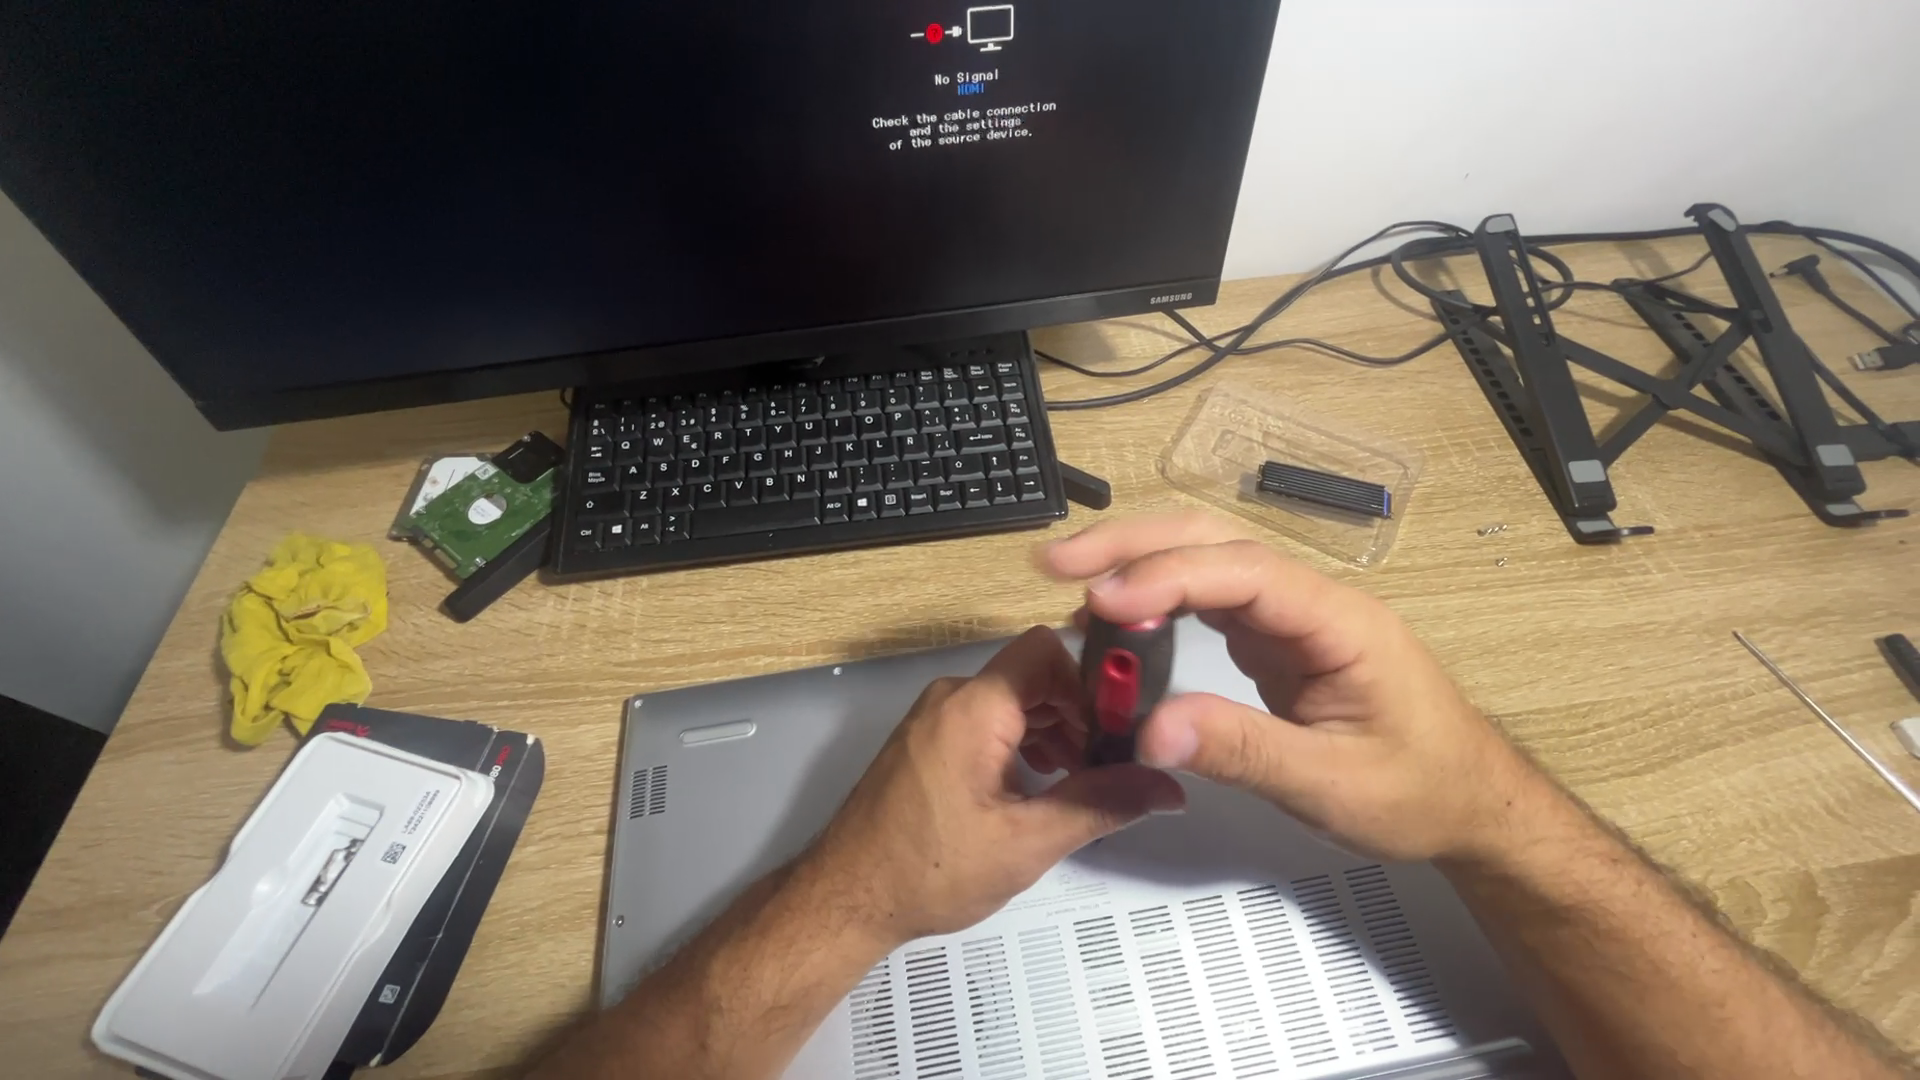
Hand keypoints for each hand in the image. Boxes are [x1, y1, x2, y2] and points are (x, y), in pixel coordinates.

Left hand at [803, 626, 1185, 947]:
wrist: (847, 897)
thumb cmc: (927, 871)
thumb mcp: (1026, 843)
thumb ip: (1099, 805)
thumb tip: (1163, 787)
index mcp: (974, 708)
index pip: (1046, 651)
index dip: (1089, 682)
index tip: (1117, 728)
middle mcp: (952, 698)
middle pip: (1034, 676)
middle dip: (1078, 713)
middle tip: (1108, 764)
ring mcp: (936, 716)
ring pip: (1013, 699)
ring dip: (1052, 730)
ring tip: (1077, 780)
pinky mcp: (930, 737)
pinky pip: (988, 718)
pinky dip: (1022, 741)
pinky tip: (1038, 783)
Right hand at [1041, 513, 1540, 862]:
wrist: (1465, 799)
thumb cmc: (1419, 789)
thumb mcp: (1332, 784)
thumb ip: (1243, 751)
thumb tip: (1151, 729)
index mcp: (1338, 620)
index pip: (1243, 571)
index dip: (1168, 577)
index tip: (1102, 602)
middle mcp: (1306, 600)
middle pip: (1211, 539)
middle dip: (1131, 543)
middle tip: (1058, 564)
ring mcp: (1284, 612)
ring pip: (1200, 558)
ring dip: (1132, 560)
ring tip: (1069, 580)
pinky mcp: (1266, 633)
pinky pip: (1199, 596)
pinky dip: (1149, 597)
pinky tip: (1112, 613)